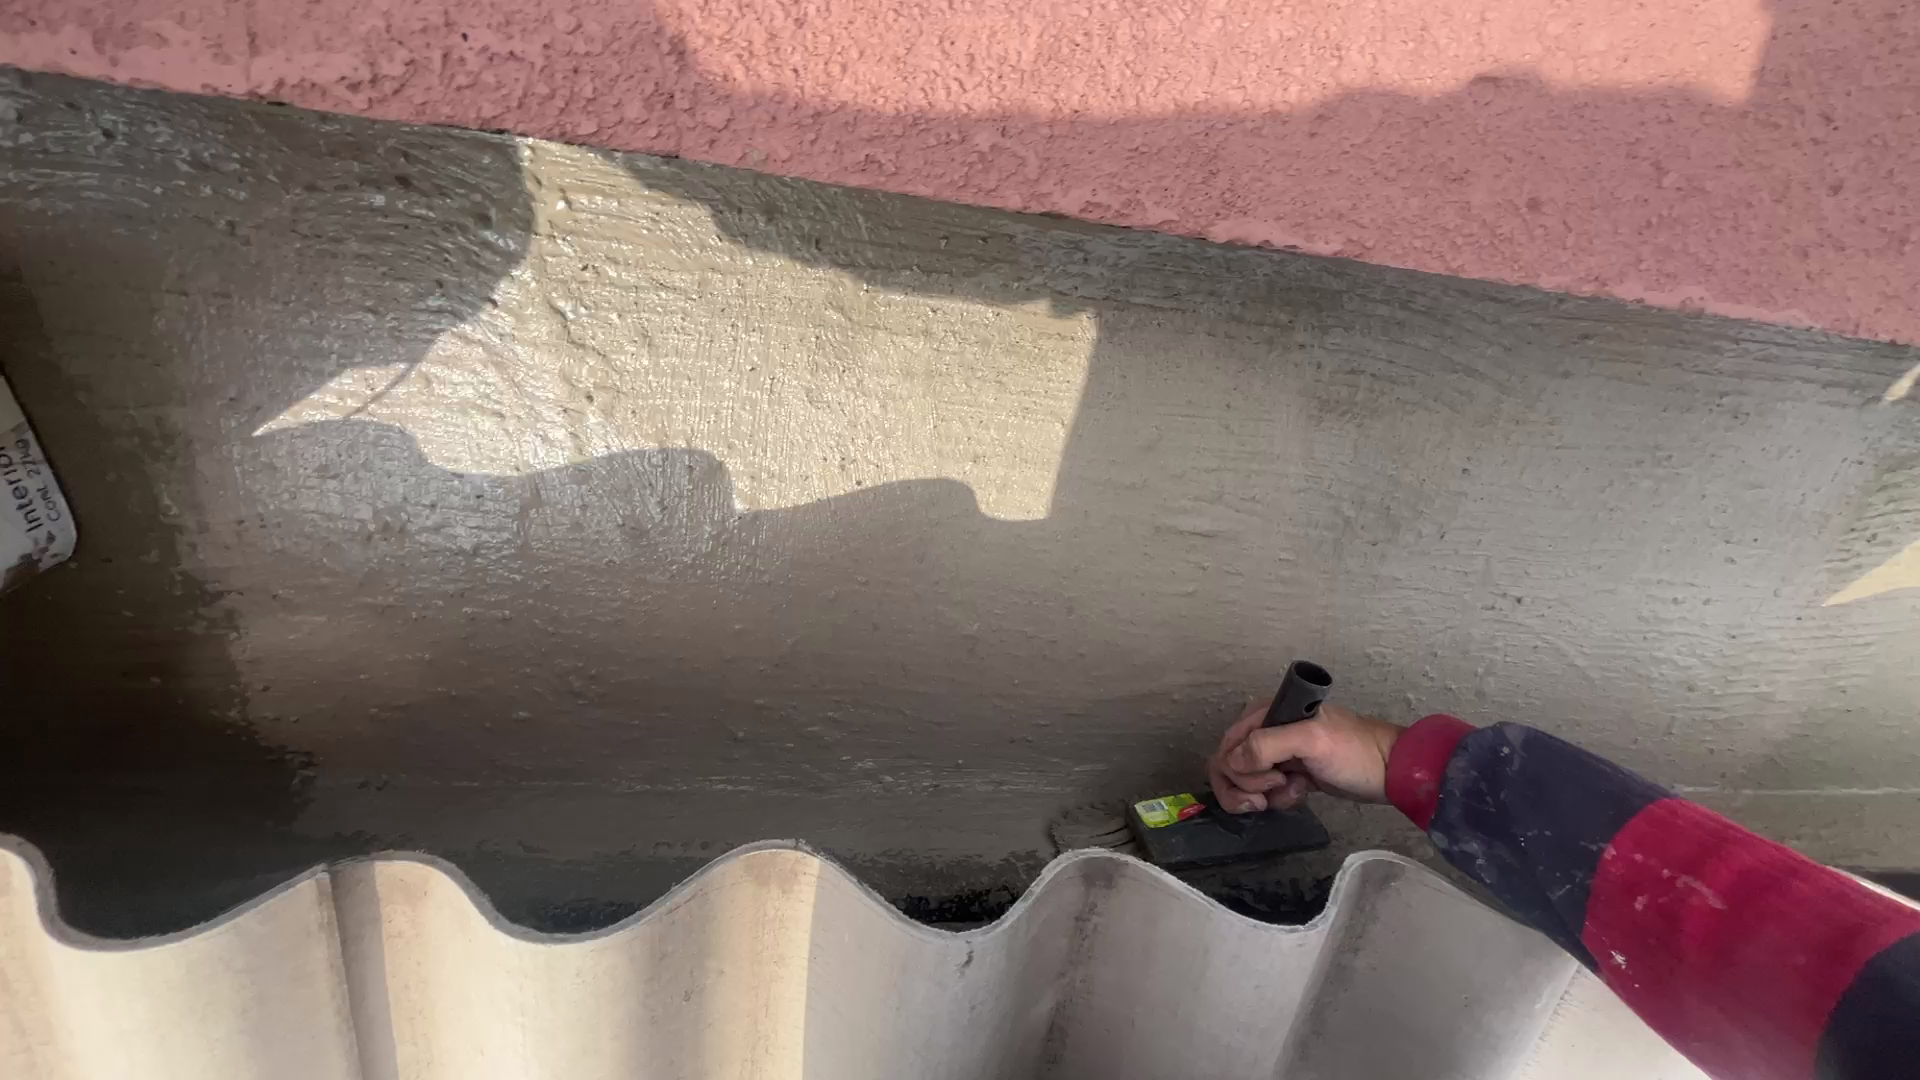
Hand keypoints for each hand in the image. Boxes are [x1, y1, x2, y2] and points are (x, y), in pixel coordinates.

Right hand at [1207, 699, 1404, 811]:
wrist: (1394, 772)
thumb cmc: (1354, 752)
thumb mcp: (1311, 741)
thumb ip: (1266, 745)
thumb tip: (1231, 762)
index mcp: (1263, 714)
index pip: (1227, 746)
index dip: (1237, 771)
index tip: (1268, 782)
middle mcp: (1263, 730)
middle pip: (1229, 765)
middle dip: (1249, 785)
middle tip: (1277, 789)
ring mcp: (1275, 753)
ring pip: (1244, 781)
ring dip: (1264, 794)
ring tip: (1292, 793)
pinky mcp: (1287, 773)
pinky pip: (1263, 790)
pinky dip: (1277, 798)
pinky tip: (1301, 794)